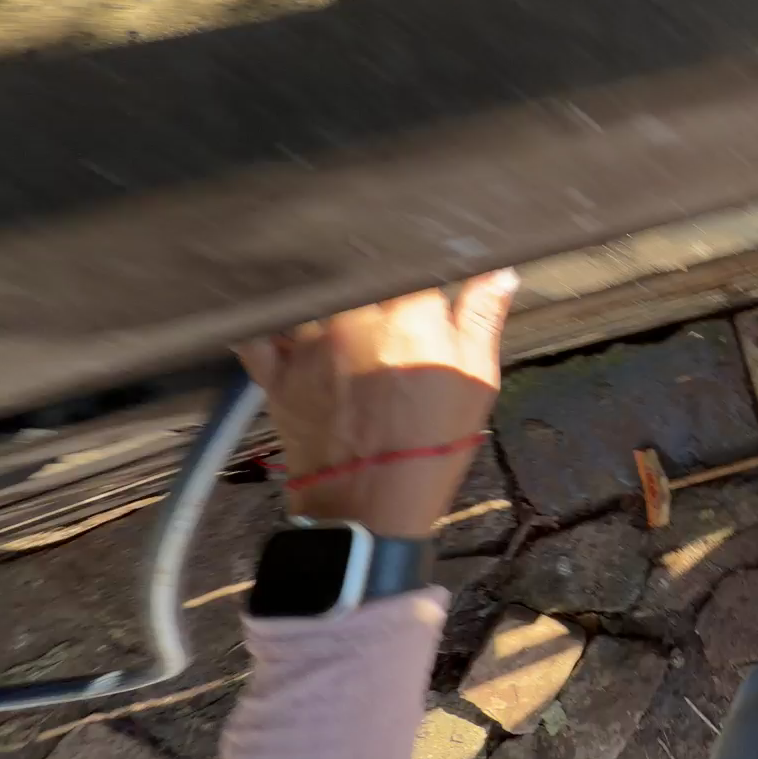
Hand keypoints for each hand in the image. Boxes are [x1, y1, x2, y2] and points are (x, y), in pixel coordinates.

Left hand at [236, 269, 519, 537]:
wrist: (372, 502)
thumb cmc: (435, 439)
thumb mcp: (478, 377)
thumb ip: (482, 317)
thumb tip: (499, 274)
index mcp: (410, 317)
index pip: (415, 261)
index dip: (427, 256)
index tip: (437, 264)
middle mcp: (353, 321)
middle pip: (359, 270)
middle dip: (378, 269)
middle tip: (395, 282)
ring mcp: (307, 345)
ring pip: (312, 291)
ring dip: (330, 287)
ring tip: (350, 294)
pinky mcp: (274, 374)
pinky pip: (258, 330)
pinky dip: (271, 317)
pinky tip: (287, 312)